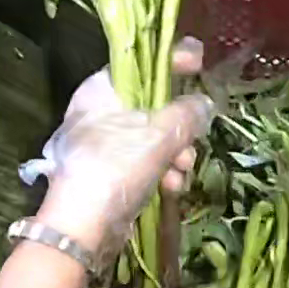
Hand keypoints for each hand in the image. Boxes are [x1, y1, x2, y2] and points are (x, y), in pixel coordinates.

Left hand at [27, 41, 211, 254]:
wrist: (83, 227)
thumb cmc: (116, 168)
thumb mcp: (159, 134)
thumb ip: (187, 114)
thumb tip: (205, 105)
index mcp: (102, 90)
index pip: (141, 63)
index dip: (172, 60)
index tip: (199, 61)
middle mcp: (101, 114)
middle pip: (154, 106)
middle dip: (181, 127)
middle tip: (192, 141)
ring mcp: (106, 147)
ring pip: (155, 140)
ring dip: (176, 156)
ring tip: (181, 172)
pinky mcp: (113, 176)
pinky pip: (147, 165)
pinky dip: (162, 174)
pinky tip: (171, 188)